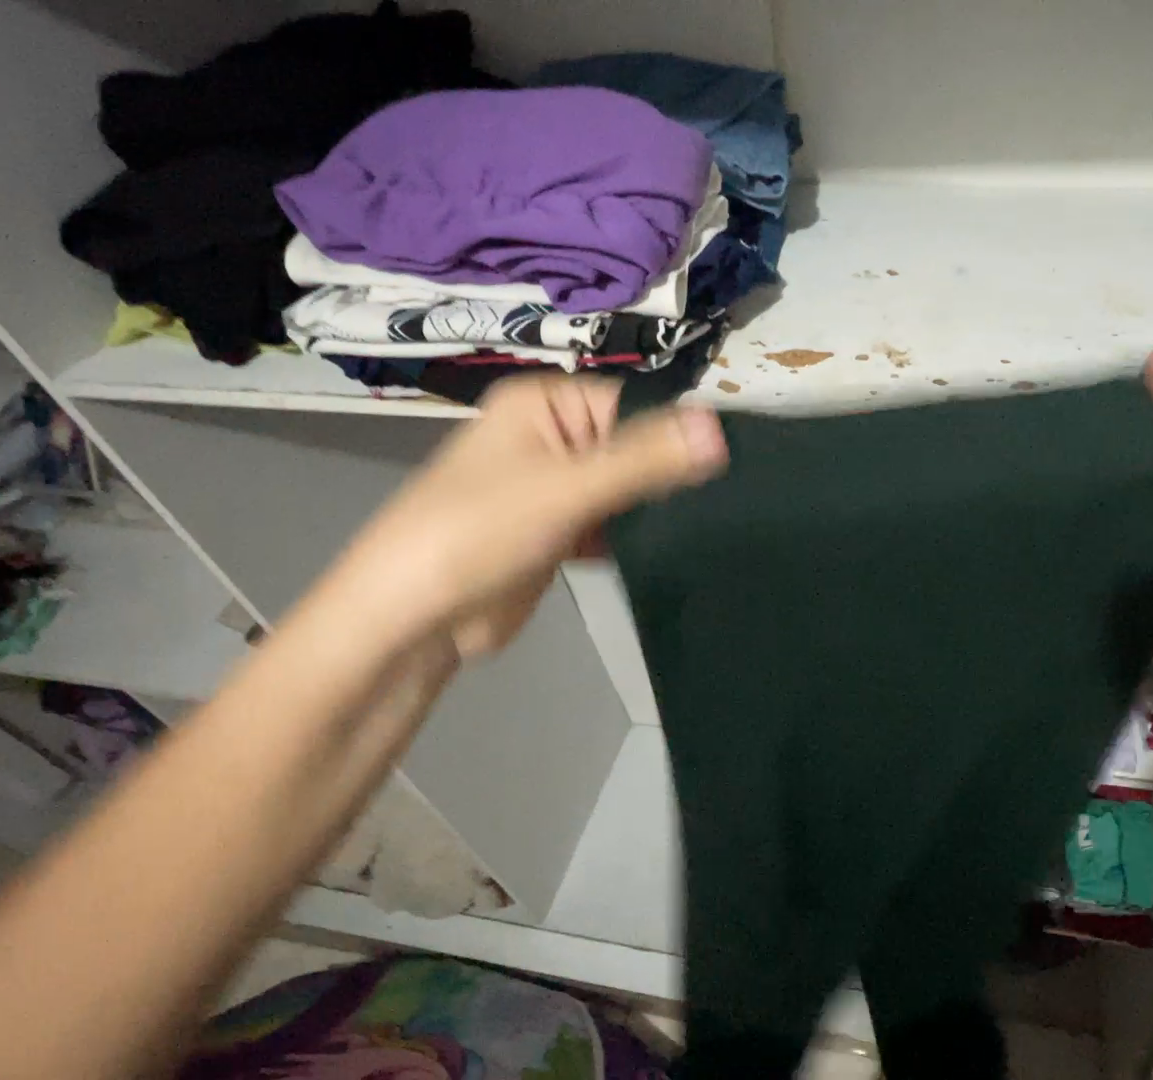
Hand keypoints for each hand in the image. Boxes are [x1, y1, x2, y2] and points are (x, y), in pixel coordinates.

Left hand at [325, 375, 726, 658]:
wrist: (414, 620)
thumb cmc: (478, 533)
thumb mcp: (567, 488)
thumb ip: (644, 460)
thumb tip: (719, 427)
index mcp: (545, 406)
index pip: (633, 405)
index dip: (680, 431)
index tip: (737, 461)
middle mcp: (553, 439)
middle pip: (634, 449)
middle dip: (674, 475)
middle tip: (738, 499)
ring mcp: (558, 490)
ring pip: (628, 492)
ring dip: (660, 510)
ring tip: (721, 523)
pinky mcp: (563, 535)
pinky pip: (616, 527)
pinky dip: (640, 538)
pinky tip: (683, 549)